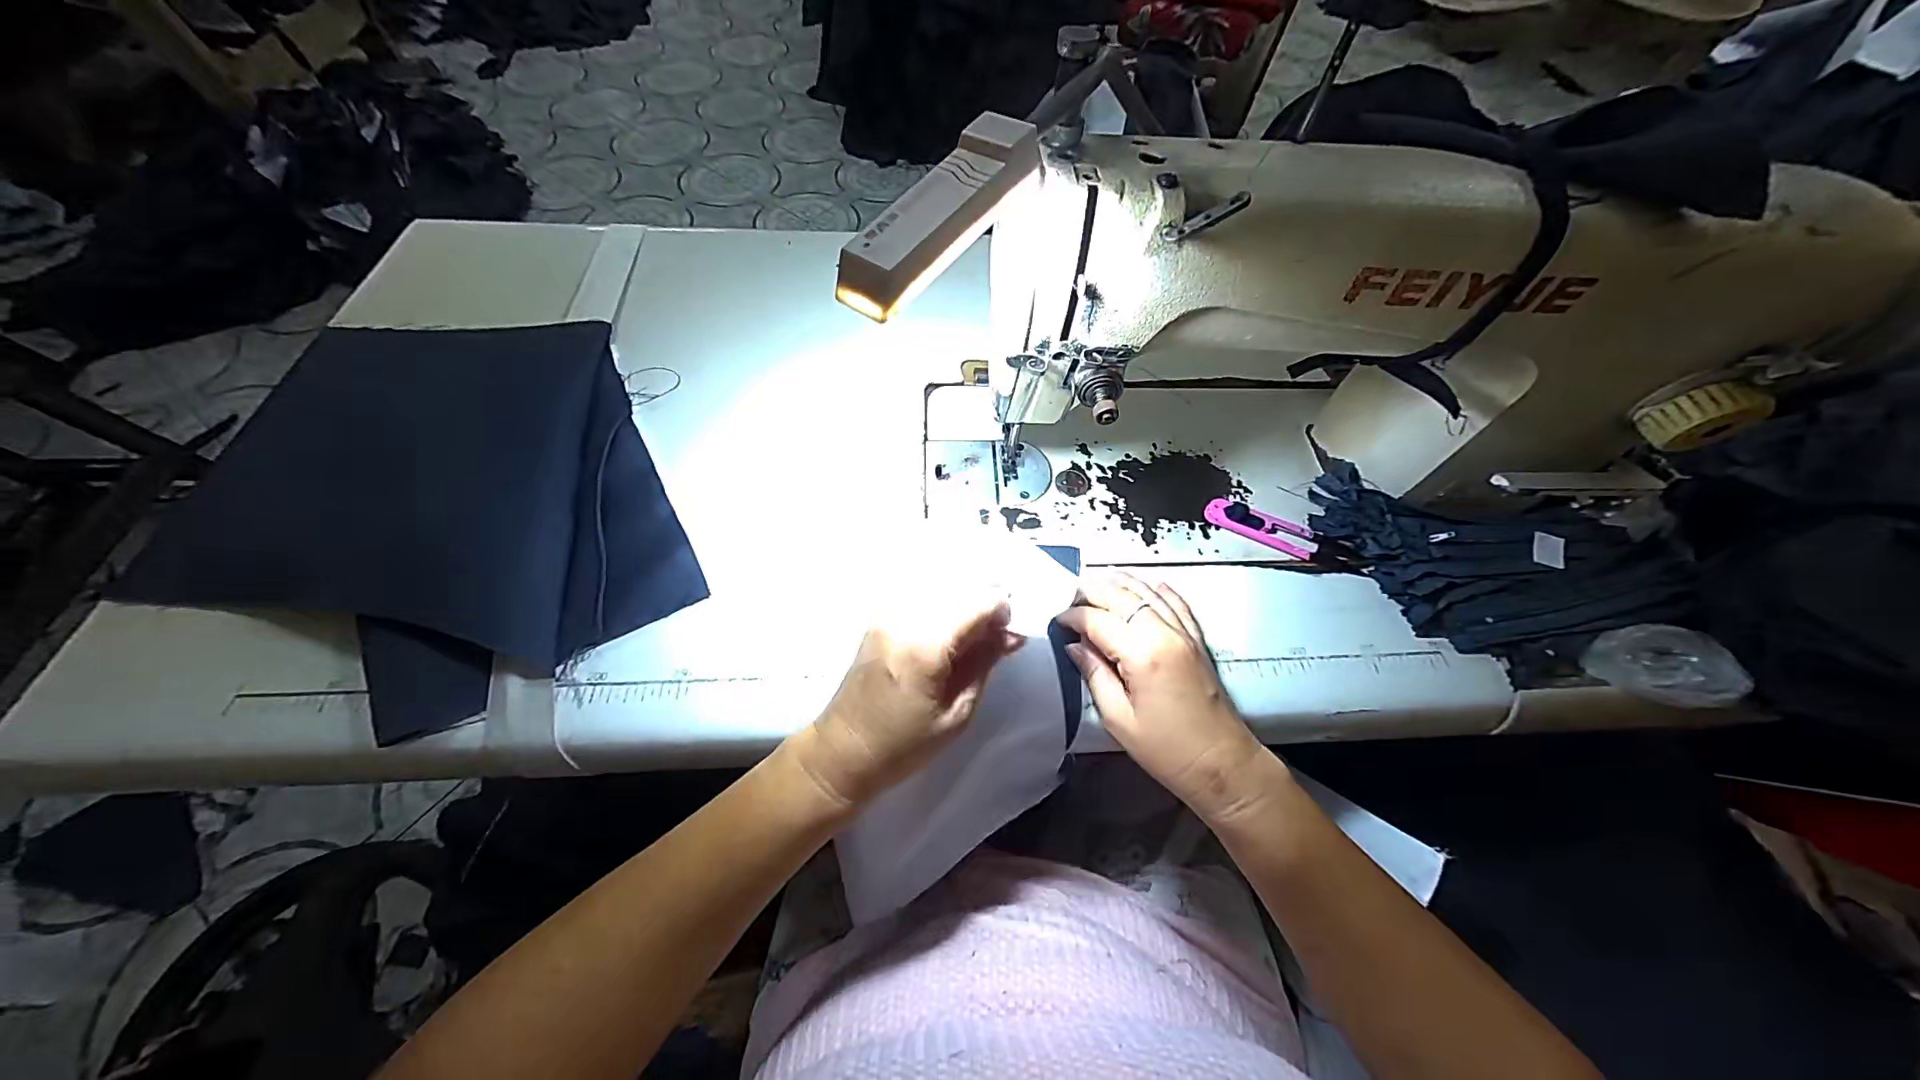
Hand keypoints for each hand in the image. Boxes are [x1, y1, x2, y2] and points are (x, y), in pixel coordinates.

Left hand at [792, 596, 1023, 806]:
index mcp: (925, 645)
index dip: (1002, 612)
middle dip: (984, 605)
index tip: (1010, 633)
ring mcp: (887, 615)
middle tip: (996, 637)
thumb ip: (983, 665)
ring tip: (972, 637)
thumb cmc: (903, 745)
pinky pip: (920, 598)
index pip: (977, 603)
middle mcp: (904, 618)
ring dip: (963, 603)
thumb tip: (1008, 634)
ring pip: (940, 589)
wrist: (842, 751)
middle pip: (959, 589)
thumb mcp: (956, 715)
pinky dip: (942, 606)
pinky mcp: (879, 619)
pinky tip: (948, 632)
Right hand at [1058, 572, 1277, 822]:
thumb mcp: (1118, 719)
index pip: (1097, 619)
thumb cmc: (1167, 749)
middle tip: (1070, 594)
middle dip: (1092, 590)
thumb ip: (1094, 675)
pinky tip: (1146, 584)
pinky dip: (1158, 590)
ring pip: (1148, 592)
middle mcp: (1164, 634)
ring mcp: (1184, 633)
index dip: (1073, 617)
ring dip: (1121, 583)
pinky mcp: (1196, 640)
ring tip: (1097, 580)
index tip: (1057, 622)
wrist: (1222, 764)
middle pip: (1122, 596)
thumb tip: (1075, 647)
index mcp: (1142, 654)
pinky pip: (1176, 603)